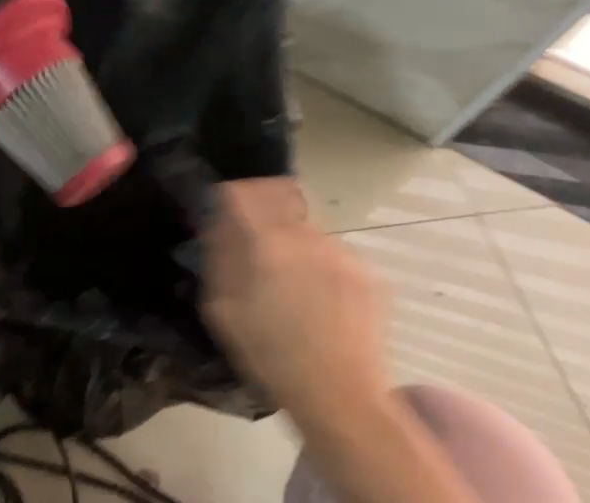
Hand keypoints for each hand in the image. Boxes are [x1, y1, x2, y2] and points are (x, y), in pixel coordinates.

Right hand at [200, 177, 391, 420]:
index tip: (225, 212)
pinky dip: (322, 267)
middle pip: (278, 204)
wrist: (341, 398)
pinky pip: (334, 255)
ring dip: (295, 245)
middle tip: (258, 254)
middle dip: (265, 221)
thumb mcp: (222, 308)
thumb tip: (219, 222)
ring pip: (308, 230)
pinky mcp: (370, 274)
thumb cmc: (269, 355)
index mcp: (265, 243)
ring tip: (293, 287)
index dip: (231, 197)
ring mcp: (343, 254)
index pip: (243, 191)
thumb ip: (219, 256)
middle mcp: (306, 237)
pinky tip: (321, 303)